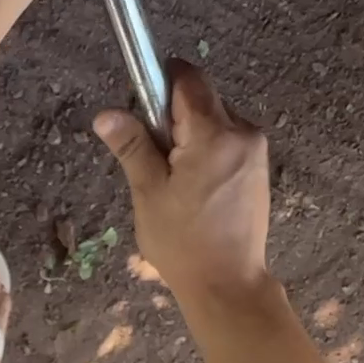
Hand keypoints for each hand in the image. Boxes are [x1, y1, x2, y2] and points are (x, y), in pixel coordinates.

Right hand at [94, 59, 272, 309]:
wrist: (226, 282)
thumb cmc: (182, 243)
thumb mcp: (149, 194)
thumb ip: (132, 147)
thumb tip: (104, 114)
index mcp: (214, 134)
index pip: (187, 79)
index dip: (159, 85)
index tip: (141, 114)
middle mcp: (243, 132)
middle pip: (202, 101)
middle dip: (174, 121)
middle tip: (155, 164)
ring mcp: (256, 150)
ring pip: (216, 123)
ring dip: (191, 139)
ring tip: (176, 185)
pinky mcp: (259, 169)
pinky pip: (228, 144)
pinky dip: (207, 155)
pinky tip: (195, 192)